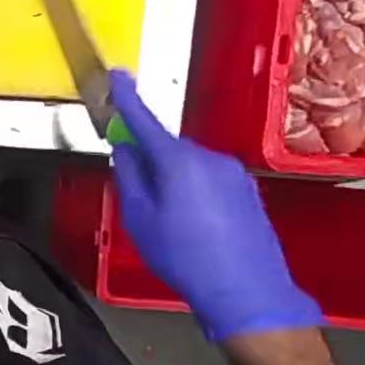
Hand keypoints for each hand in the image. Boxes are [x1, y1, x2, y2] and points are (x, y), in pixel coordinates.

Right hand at [109, 71, 323, 341]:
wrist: (245, 288)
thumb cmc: (181, 254)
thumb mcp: (139, 218)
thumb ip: (128, 177)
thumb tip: (125, 150)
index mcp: (179, 161)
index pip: (146, 122)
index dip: (127, 99)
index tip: (117, 76)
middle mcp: (210, 158)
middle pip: (167, 147)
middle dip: (147, 158)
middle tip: (131, 190)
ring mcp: (233, 173)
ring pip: (187, 165)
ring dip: (169, 179)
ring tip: (162, 219)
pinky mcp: (246, 190)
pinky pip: (207, 179)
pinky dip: (189, 190)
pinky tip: (187, 223)